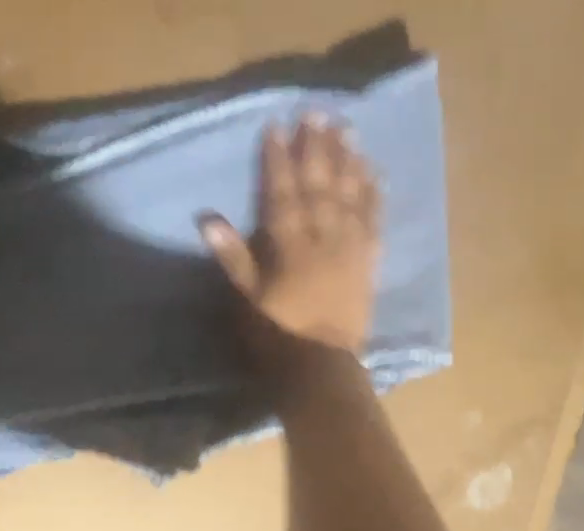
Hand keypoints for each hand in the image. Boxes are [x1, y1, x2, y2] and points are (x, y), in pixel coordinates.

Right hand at [200, 112, 382, 363]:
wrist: (321, 366)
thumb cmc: (275, 336)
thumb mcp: (245, 300)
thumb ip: (233, 258)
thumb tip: (208, 220)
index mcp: (289, 246)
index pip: (281, 193)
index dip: (277, 159)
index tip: (275, 127)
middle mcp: (324, 236)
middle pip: (320, 183)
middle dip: (315, 146)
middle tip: (314, 111)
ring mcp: (352, 245)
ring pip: (350, 192)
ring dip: (347, 157)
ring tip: (344, 126)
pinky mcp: (370, 259)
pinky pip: (375, 216)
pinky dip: (374, 190)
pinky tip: (373, 168)